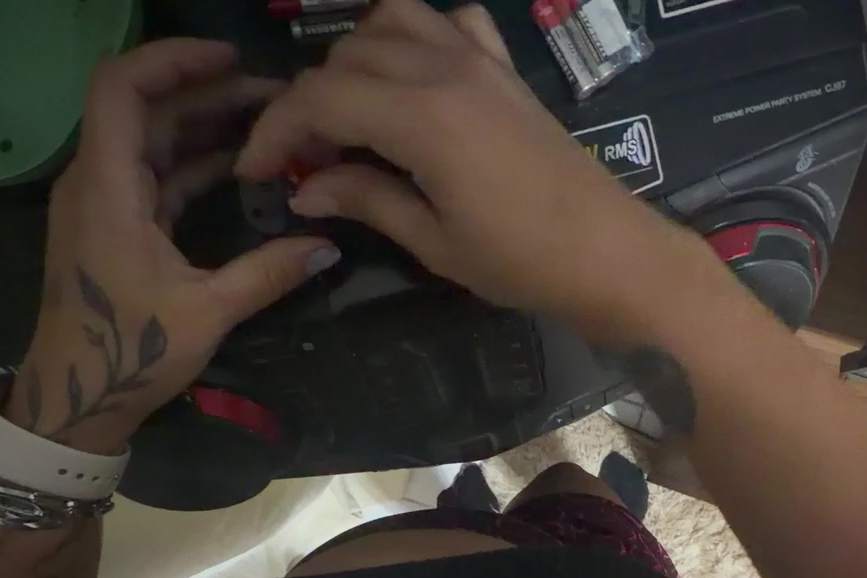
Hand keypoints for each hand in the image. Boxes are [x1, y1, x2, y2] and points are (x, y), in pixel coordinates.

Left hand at [10, 40, 342, 453]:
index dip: (174, 61)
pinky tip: (240, 170)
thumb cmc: (131, 352)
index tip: (232, 59)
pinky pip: (155, 178)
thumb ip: (268, 274)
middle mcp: (97, 182)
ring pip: (152, 143)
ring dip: (204, 129)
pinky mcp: (116, 227)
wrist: (78, 395)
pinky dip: (195, 166)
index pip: (124, 89)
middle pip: (145, 110)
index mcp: (106, 188)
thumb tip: (329, 247)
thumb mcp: (208, 312)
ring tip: (266, 126)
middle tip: (273, 97)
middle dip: (206, 94)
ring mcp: (104, 204)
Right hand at [234, 0, 716, 343]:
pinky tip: (415, 81)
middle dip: (311, 104)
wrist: (610, 255)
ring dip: (355, 61)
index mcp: (422, 117)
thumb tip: (305, 191)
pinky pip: (451, 23)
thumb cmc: (524, 264)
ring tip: (352, 119)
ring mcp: (482, 60)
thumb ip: (368, 202)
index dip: (275, 131)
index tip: (256, 169)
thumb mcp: (437, 244)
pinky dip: (418, 39)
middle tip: (308, 162)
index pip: (320, 99)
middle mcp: (445, 68)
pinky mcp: (508, 70)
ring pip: (391, 20)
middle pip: (347, 56)